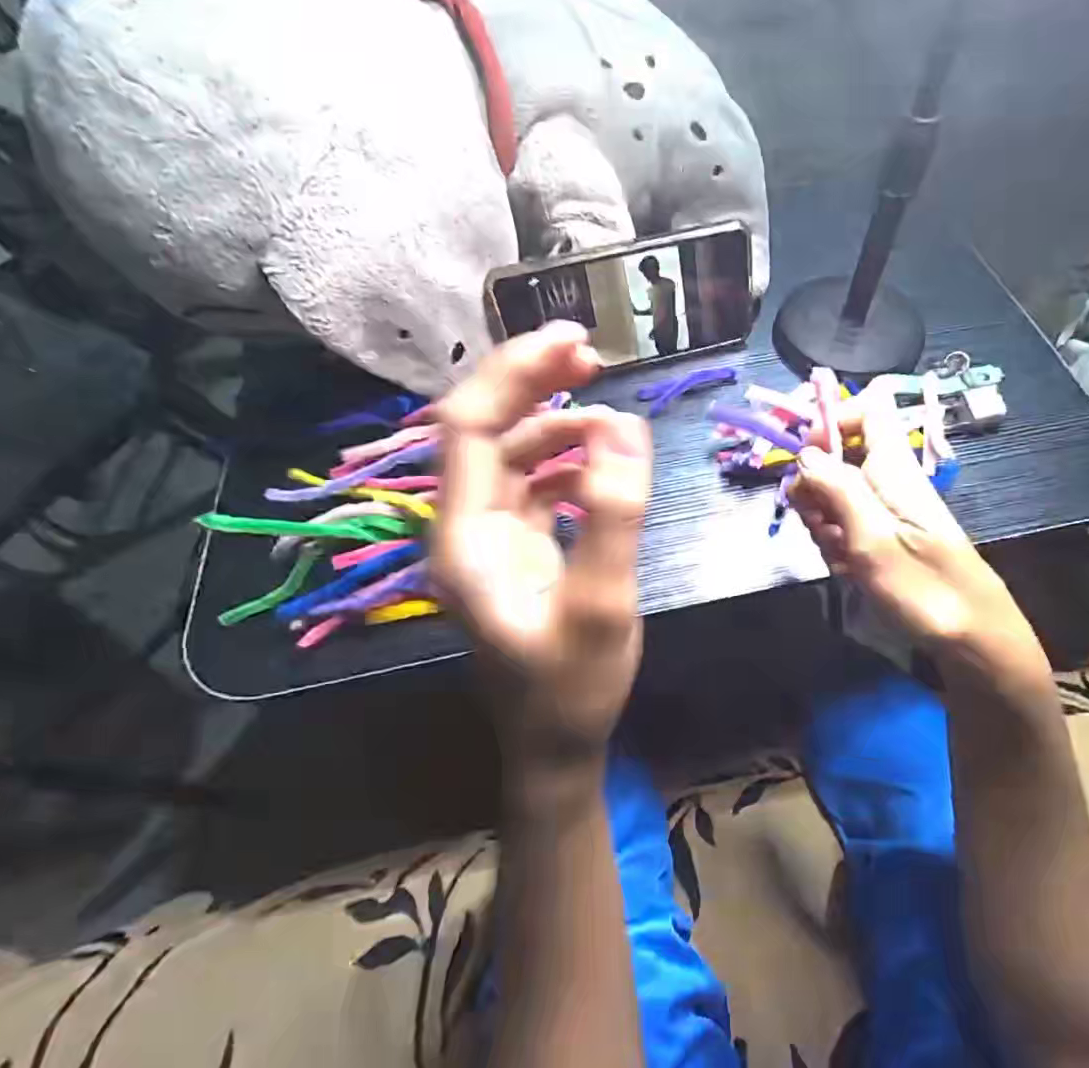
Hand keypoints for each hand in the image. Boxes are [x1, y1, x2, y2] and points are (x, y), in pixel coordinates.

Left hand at [431, 323, 652, 769]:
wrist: (555, 745)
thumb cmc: (574, 688)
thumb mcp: (604, 606)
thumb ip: (612, 516)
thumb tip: (625, 425)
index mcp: (464, 540)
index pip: (468, 428)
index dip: (511, 375)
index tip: (570, 343)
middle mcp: (462, 529)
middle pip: (482, 429)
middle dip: (531, 384)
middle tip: (591, 356)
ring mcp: (485, 538)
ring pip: (508, 453)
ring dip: (552, 422)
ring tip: (608, 412)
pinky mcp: (511, 548)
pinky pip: (529, 483)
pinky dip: (563, 460)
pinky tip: (599, 463)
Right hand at [789, 385, 1015, 647]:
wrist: (969, 636)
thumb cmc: (922, 586)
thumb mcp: (871, 537)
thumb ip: (837, 489)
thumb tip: (805, 453)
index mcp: (893, 467)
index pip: (867, 408)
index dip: (832, 419)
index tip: (805, 456)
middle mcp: (888, 480)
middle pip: (837, 457)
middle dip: (815, 487)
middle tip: (822, 524)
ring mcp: (884, 510)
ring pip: (833, 496)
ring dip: (822, 522)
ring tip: (841, 555)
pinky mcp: (881, 536)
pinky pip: (844, 526)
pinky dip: (836, 544)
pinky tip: (848, 569)